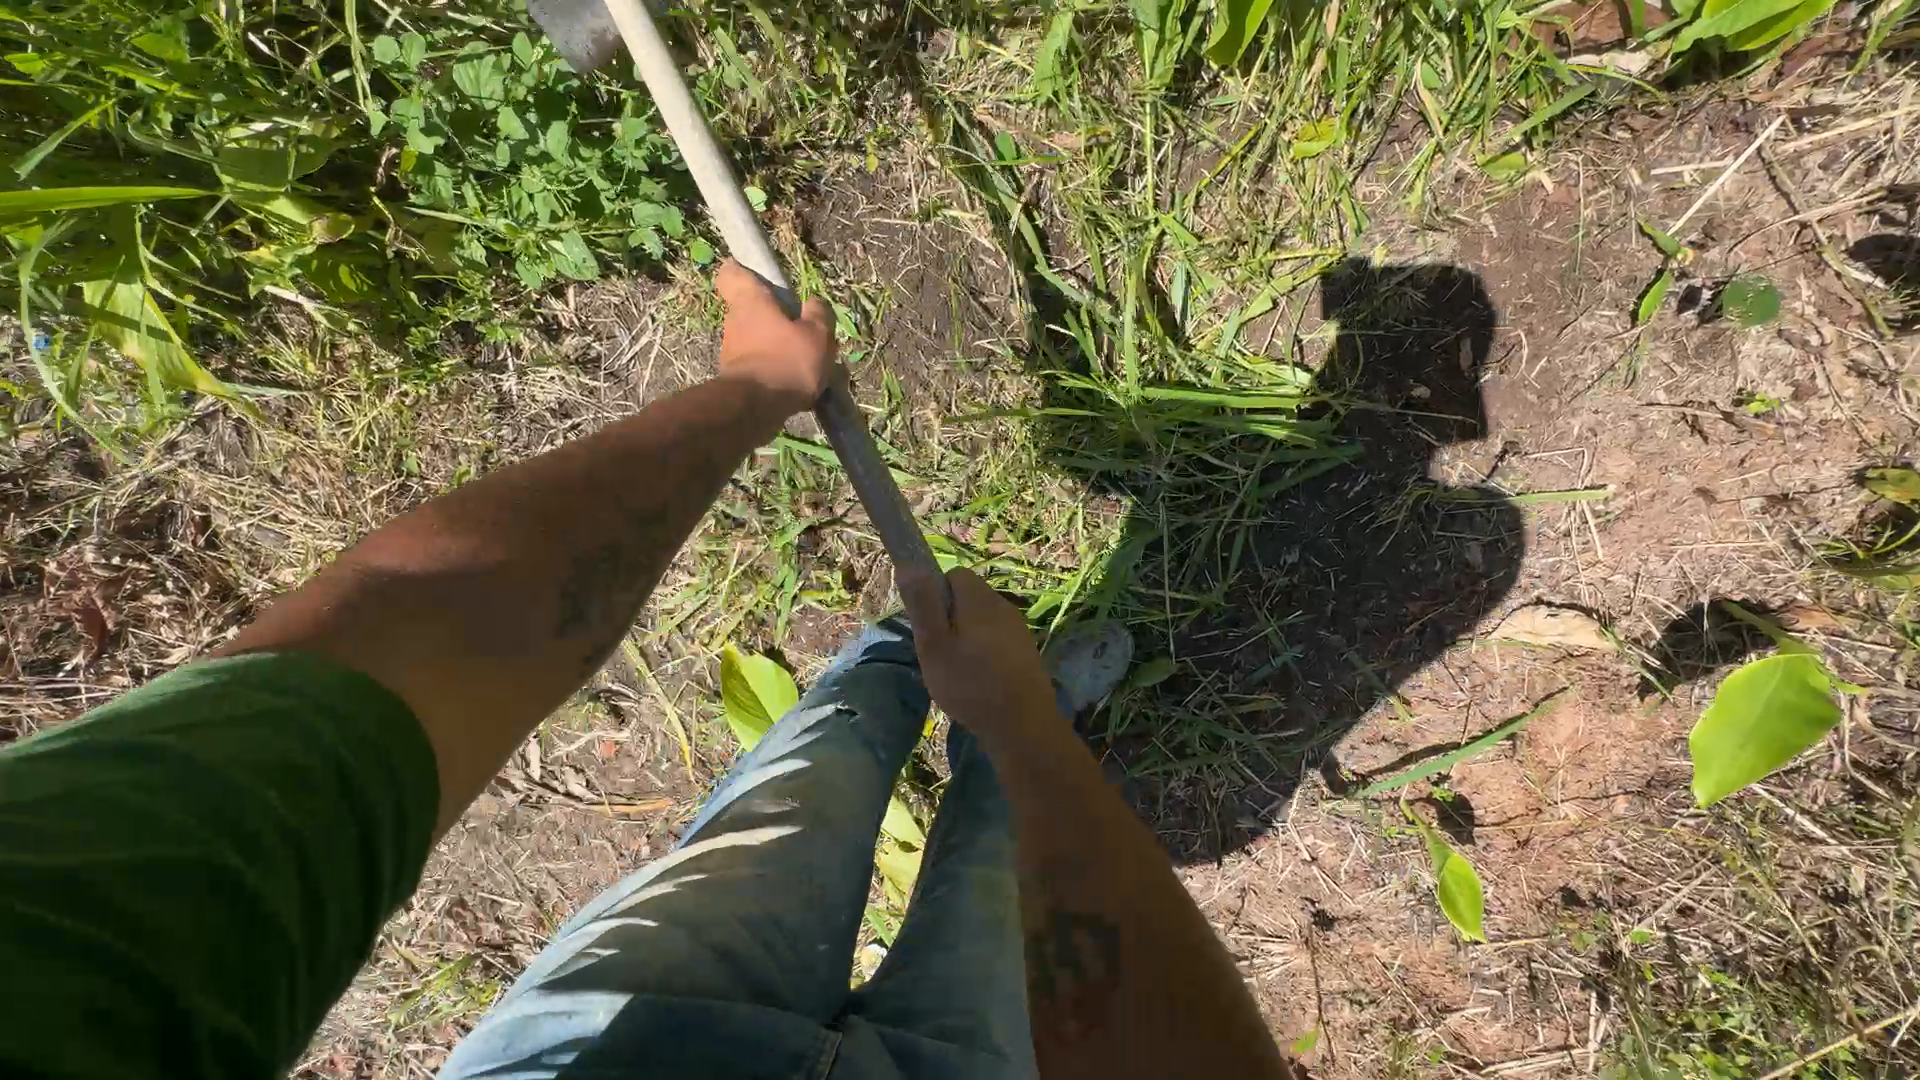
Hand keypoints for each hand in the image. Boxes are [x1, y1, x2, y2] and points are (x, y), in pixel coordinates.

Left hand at [715, 258, 835, 414]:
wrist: (756, 408)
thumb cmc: (787, 360)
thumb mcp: (817, 334)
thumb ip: (818, 315)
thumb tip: (814, 304)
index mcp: (751, 301)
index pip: (731, 274)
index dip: (743, 273)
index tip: (761, 281)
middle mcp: (735, 322)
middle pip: (754, 314)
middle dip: (778, 323)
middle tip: (806, 336)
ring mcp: (733, 352)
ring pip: (761, 344)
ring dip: (782, 352)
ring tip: (813, 370)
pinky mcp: (738, 379)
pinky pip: (763, 369)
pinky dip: (779, 376)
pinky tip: (803, 391)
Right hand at [901, 568, 1058, 750]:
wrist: (1021, 724)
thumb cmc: (969, 682)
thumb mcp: (934, 643)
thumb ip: (922, 603)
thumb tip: (909, 563)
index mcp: (979, 598)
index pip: (954, 574)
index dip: (935, 595)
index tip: (928, 626)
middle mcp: (1002, 605)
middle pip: (968, 598)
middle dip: (950, 619)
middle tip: (939, 652)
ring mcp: (1018, 629)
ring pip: (982, 621)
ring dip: (966, 638)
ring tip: (956, 671)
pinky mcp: (1026, 652)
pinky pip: (996, 641)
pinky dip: (983, 654)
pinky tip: (977, 681)